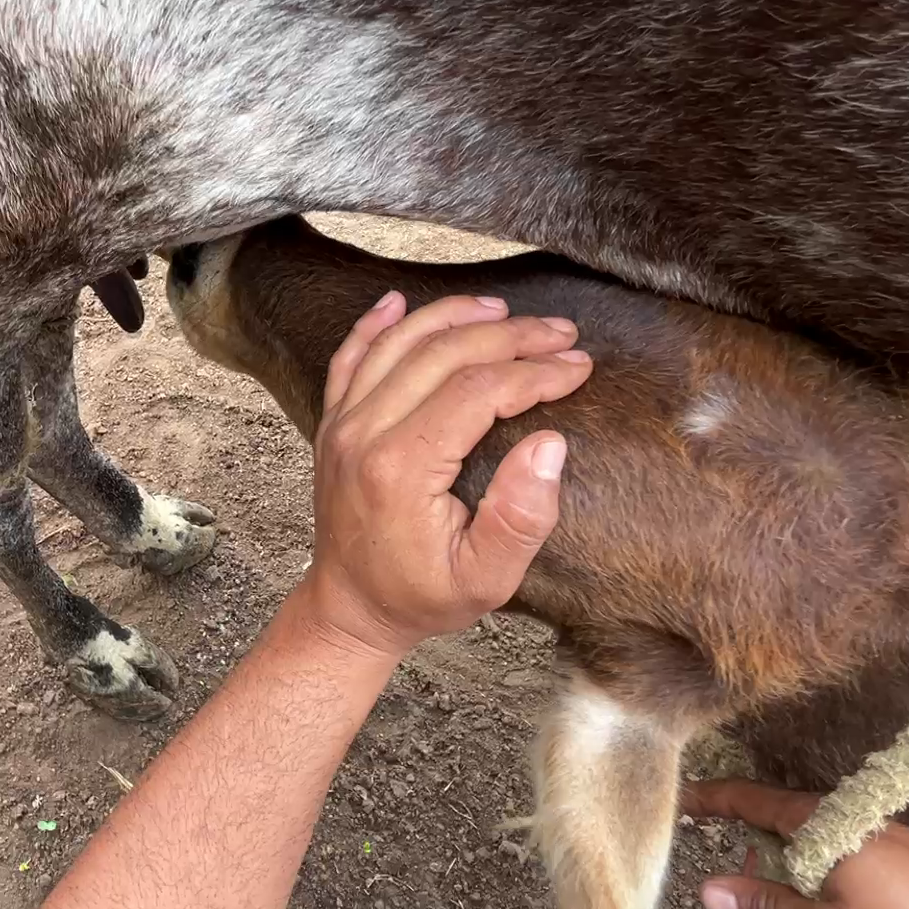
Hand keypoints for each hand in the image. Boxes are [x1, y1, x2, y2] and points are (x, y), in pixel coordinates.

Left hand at [297, 291, 591, 658]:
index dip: (534, 372)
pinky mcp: (332, 426)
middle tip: (559, 332)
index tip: (577, 367)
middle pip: (440, 355)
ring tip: (502, 310)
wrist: (349, 605)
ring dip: (451, 317)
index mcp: (401, 467)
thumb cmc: (417, 596)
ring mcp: (341, 425)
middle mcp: (363, 434)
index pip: (477, 390)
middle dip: (508, 336)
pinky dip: (373, 326)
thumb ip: (521, 518)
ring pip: (395, 344)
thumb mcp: (485, 580)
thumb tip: (550, 444)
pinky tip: (397, 303)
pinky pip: (348, 360)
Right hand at [685, 779, 908, 908]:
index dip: (709, 799)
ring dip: (809, 872)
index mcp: (836, 827)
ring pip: (837, 847)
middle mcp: (873, 823)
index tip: (676, 799)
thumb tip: (709, 890)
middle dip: (762, 849)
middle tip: (742, 885)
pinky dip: (850, 883)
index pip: (752, 798)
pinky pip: (878, 865)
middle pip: (794, 823)